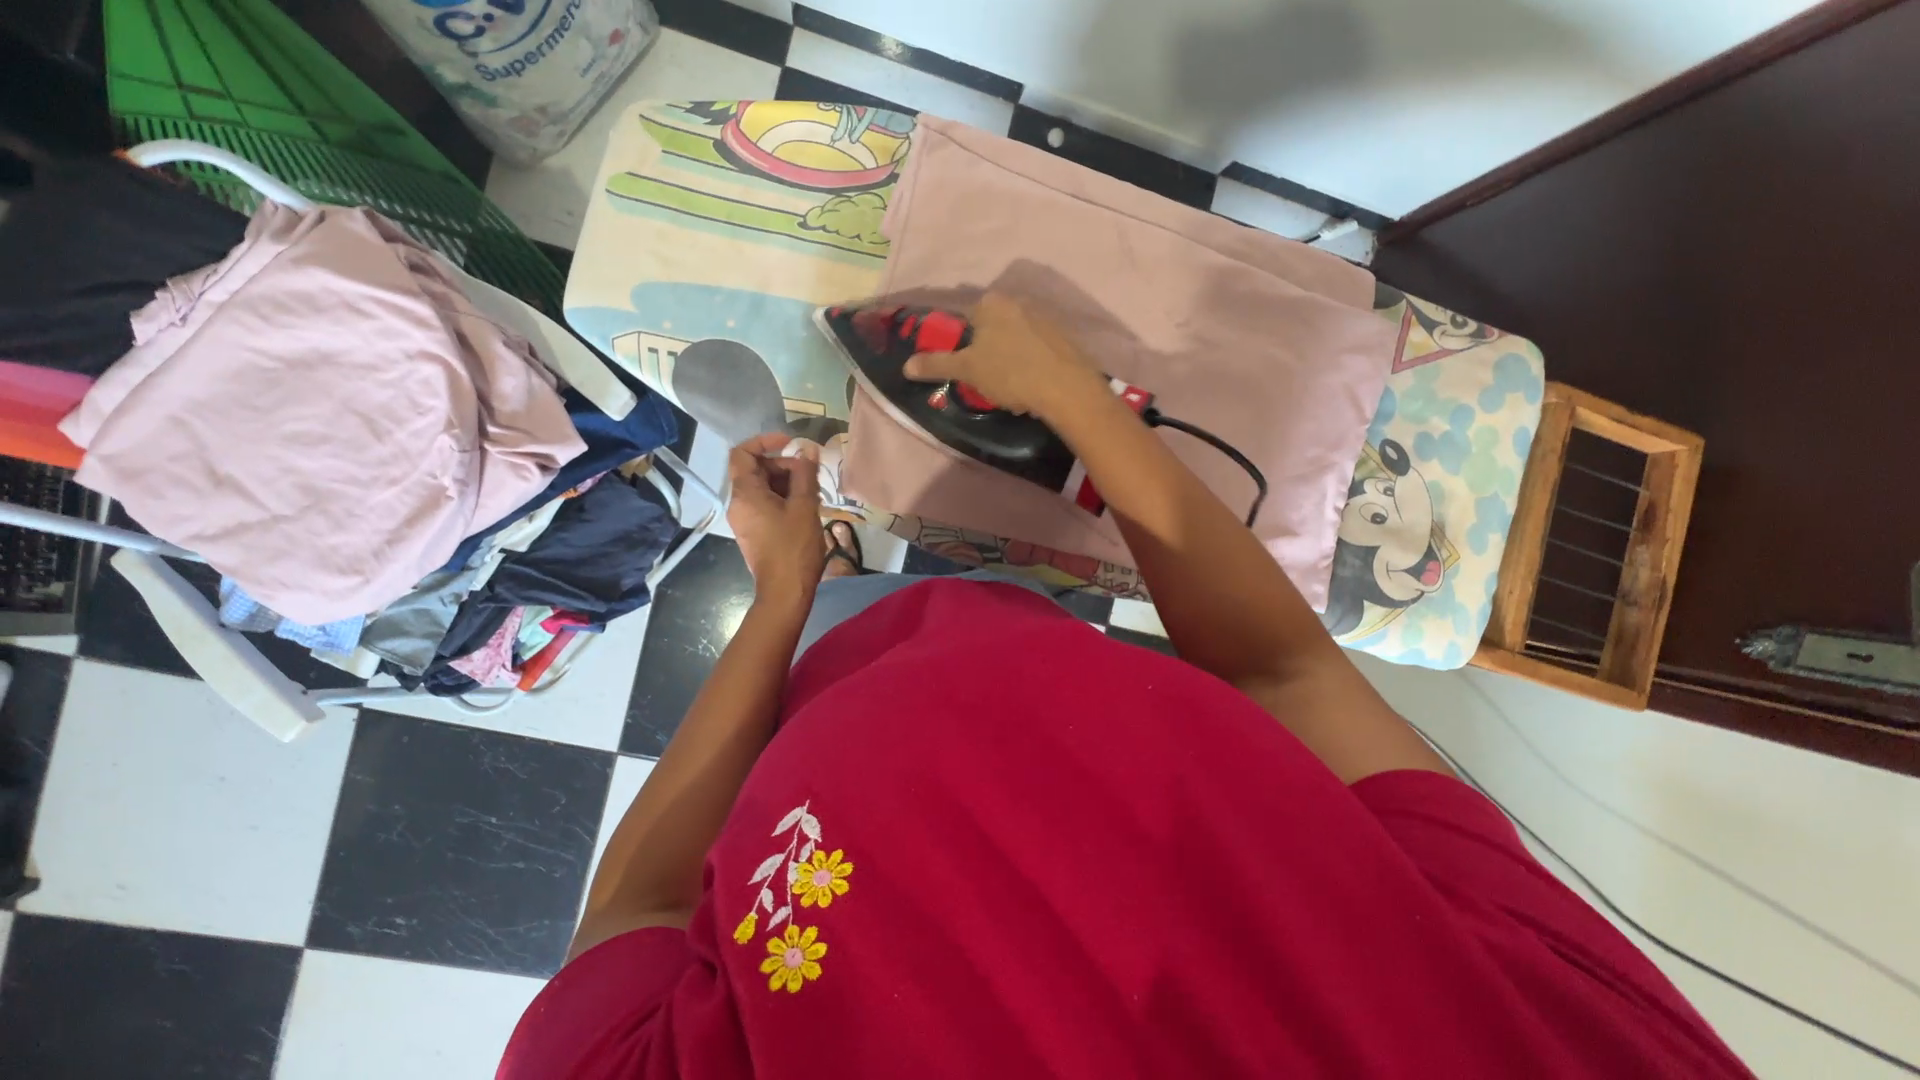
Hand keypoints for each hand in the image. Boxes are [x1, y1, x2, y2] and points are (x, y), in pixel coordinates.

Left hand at [726, 433, 824, 605]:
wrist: (784, 592)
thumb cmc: (794, 547)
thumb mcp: (804, 506)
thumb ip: (804, 474)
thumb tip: (806, 450)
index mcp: (745, 493)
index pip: (743, 453)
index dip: (765, 442)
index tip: (791, 445)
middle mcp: (738, 503)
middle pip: (754, 470)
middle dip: (783, 465)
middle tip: (811, 474)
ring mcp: (744, 519)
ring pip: (762, 489)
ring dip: (786, 483)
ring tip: (813, 491)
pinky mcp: (753, 532)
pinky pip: (764, 505)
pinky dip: (782, 499)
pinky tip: (805, 508)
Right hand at [902, 292, 1105, 420]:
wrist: (1066, 388)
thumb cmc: (1010, 373)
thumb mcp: (967, 371)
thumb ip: (936, 364)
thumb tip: (907, 365)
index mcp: (990, 302)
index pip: (963, 318)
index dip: (959, 344)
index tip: (962, 366)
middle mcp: (1016, 300)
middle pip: (990, 327)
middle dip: (985, 350)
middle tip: (984, 379)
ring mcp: (1043, 316)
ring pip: (1013, 337)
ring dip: (1007, 357)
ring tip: (1008, 386)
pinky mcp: (1062, 335)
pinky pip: (1035, 347)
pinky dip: (1029, 362)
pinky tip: (1031, 383)